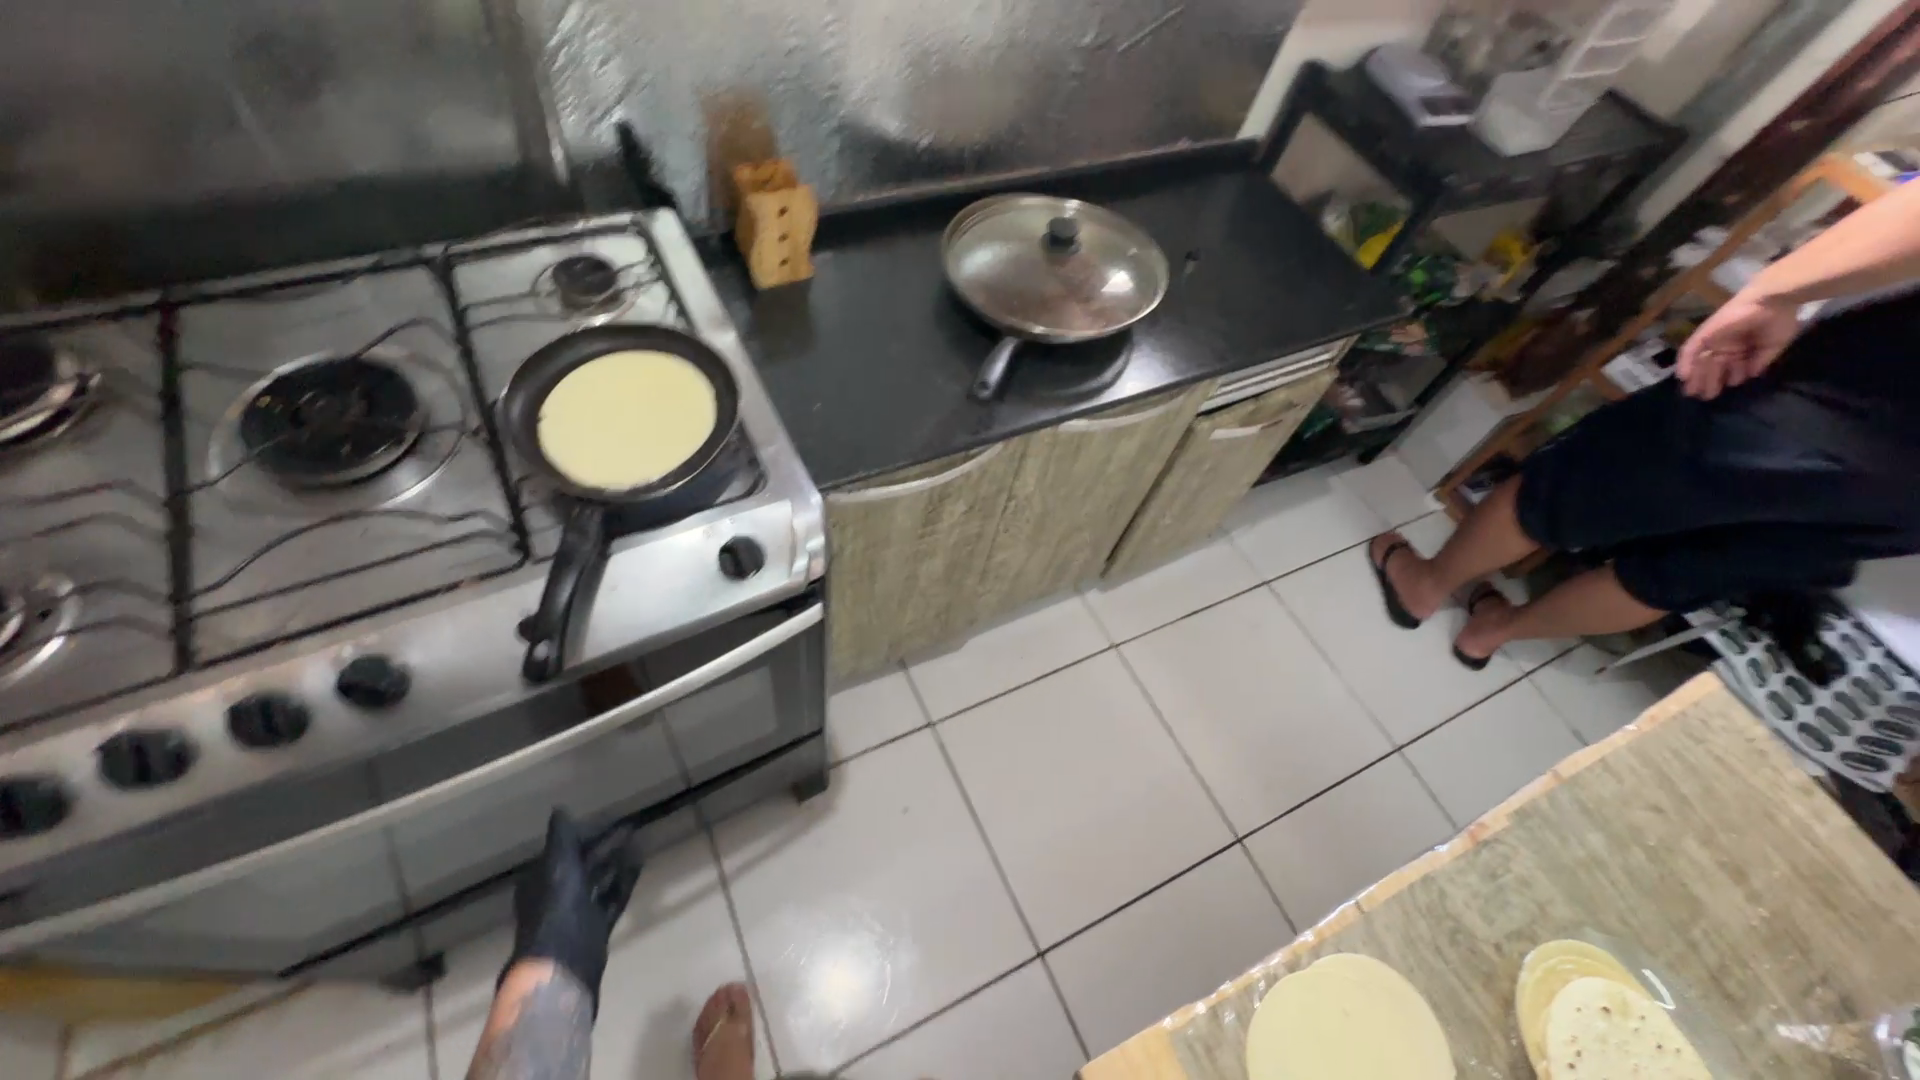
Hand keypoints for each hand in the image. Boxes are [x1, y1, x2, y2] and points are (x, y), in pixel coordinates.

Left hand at [501, 810, 641, 1011]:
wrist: (562, 967)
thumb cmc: (556, 912)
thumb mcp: (558, 868)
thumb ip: (561, 840)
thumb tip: (561, 809)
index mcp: (542, 879)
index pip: (566, 848)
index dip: (589, 832)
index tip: (613, 819)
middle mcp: (558, 894)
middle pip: (585, 863)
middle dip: (607, 845)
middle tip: (633, 826)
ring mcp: (578, 912)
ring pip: (600, 879)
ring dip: (618, 861)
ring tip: (639, 842)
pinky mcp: (596, 927)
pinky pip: (612, 897)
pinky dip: (625, 881)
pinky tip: (639, 865)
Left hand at [1674, 292, 1801, 399]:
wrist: (1774, 300)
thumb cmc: (1778, 320)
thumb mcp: (1773, 345)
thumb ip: (1759, 361)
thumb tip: (1749, 376)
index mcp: (1742, 346)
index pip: (1730, 366)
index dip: (1727, 379)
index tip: (1724, 391)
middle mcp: (1725, 344)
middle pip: (1713, 366)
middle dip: (1709, 382)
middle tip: (1705, 397)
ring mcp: (1713, 339)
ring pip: (1700, 361)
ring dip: (1696, 377)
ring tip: (1693, 392)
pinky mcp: (1704, 333)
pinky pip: (1690, 350)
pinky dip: (1686, 363)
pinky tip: (1684, 377)